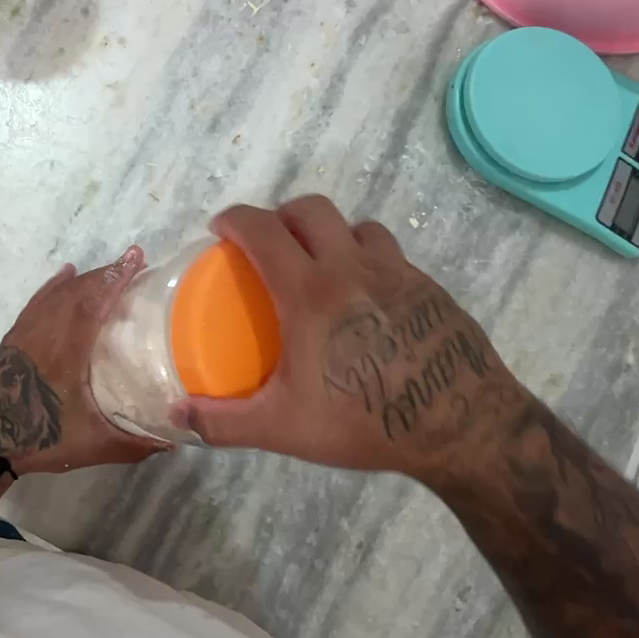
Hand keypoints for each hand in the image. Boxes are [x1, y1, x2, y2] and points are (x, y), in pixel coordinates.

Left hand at [0, 247, 169, 475]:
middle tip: (132, 262)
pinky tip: (66, 275)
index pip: (92, 305)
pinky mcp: (13, 340)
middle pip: (76, 293)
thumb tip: (174, 442)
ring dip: (83, 279)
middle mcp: (44, 336)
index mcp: (67, 355)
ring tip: (109, 271)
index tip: (136, 259)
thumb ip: (135, 444)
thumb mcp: (94, 446)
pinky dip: (53, 286)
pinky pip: (36, 303)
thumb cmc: (44, 440)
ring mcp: (25, 335)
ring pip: (55, 295)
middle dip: (105, 274)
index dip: (115, 280)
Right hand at [178, 196, 528, 484]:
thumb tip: (175, 414)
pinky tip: (362, 298)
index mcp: (309, 292)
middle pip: (310, 210)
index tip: (219, 229)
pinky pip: (388, 252)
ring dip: (327, 234)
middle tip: (265, 245)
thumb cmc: (364, 422)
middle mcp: (352, 268)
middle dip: (279, 216)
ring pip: (355, 226)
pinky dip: (363, 258)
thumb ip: (223, 423)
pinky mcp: (428, 288)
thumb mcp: (282, 428)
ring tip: (317, 266)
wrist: (463, 427)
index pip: (264, 230)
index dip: (235, 219)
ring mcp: (397, 273)